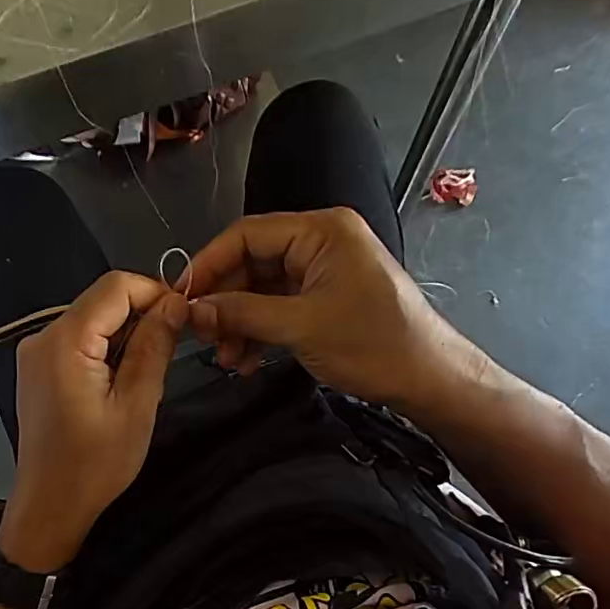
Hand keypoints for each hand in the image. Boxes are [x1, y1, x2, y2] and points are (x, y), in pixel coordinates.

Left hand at [0, 271, 186, 572]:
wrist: (51, 505)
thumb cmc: (97, 464)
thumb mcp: (137, 406)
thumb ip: (154, 348)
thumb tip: (176, 303)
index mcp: (65, 341)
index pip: (115, 286)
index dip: (156, 292)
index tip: (187, 318)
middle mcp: (44, 336)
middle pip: (102, 300)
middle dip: (145, 312)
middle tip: (179, 345)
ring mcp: (38, 353)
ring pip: (94, 320)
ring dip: (130, 333)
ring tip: (156, 367)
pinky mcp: (40, 369)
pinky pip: (81, 341)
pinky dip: (110, 348)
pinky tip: (127, 377)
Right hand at [182, 208, 493, 415]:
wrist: (427, 377)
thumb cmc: (373, 345)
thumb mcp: (301, 328)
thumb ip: (243, 314)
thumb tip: (193, 310)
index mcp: (321, 230)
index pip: (248, 234)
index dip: (209, 264)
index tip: (182, 297)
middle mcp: (322, 242)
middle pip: (254, 263)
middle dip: (226, 302)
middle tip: (203, 337)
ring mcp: (327, 271)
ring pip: (266, 291)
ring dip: (242, 323)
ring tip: (226, 358)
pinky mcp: (330, 299)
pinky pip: (284, 308)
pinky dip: (264, 332)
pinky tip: (248, 359)